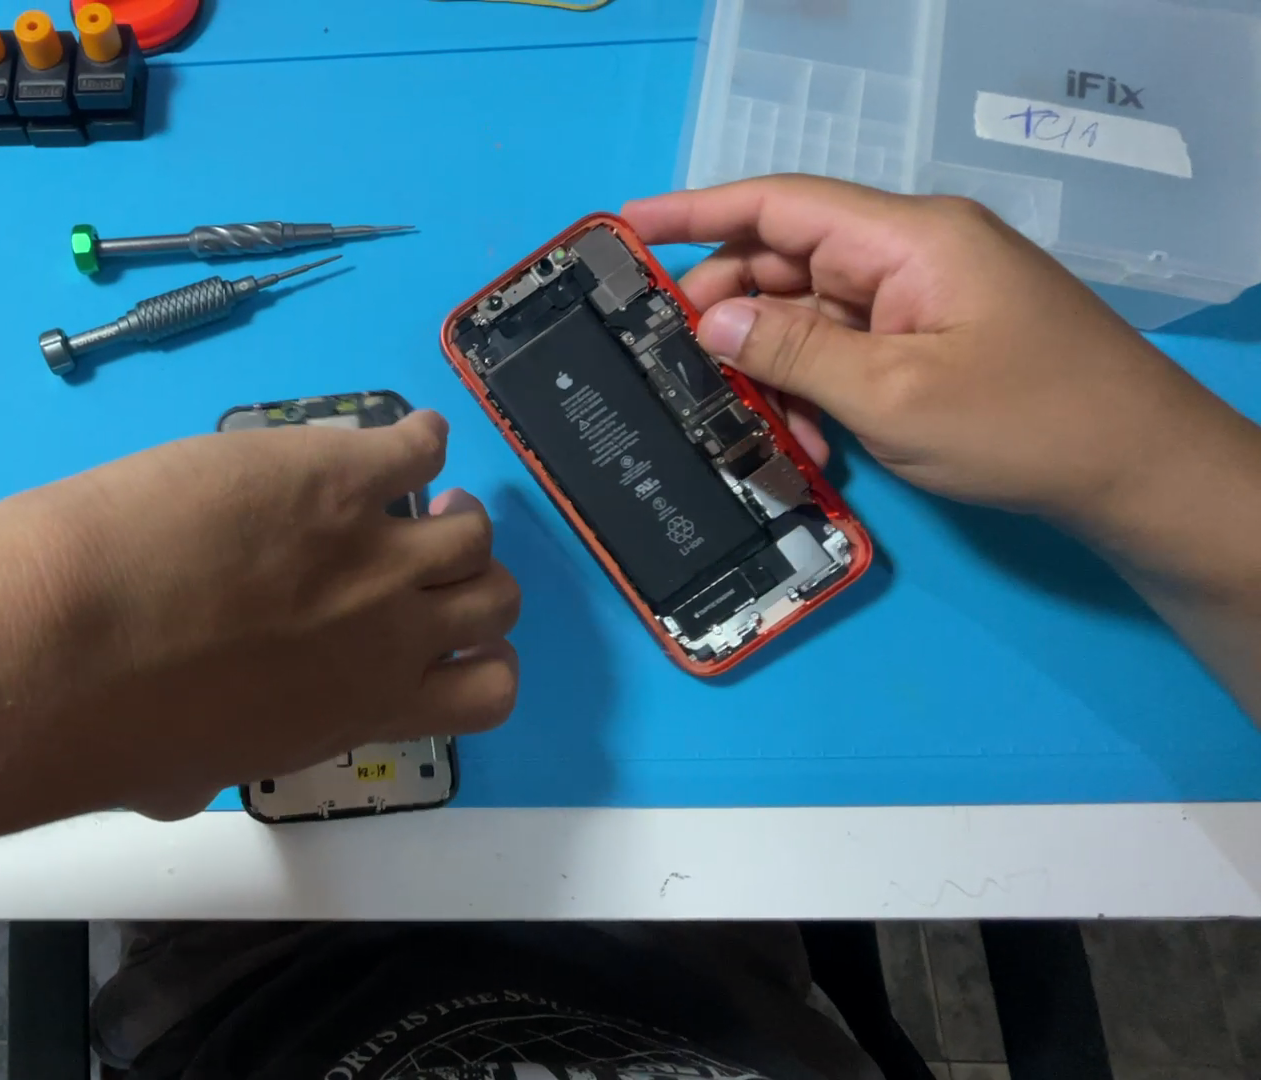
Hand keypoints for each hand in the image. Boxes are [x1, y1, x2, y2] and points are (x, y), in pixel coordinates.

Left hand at [0, 411, 520, 824]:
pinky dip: (418, 437)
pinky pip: (417, 444)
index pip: (484, 691)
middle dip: (469, 577)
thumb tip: (196, 773)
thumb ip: (215, 764)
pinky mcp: (329, 475)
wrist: (58, 649)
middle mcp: (390, 633)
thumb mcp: (184, 773)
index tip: (439, 627)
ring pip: (470, 526)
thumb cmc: (107, 729)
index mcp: (363, 710)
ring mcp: (369, 549)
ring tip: (403, 489)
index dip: (480, 657)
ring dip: (450, 507)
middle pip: (495, 600)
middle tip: (423, 548)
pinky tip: (382, 439)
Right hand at [621, 175, 1226, 525]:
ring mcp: (899, 302)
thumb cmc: (1021, 421)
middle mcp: (895, 259)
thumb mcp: (889, 391)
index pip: (778, 206)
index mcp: (902, 241)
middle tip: (674, 367)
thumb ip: (789, 351)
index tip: (627, 226)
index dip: (696, 211)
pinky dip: (796, 392)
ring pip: (789, 319)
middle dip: (720, 315)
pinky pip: (820, 354)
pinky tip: (799, 436)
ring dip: (760, 370)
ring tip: (750, 423)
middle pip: (774, 266)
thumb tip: (707, 322)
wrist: (1130, 471)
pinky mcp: (901, 341)